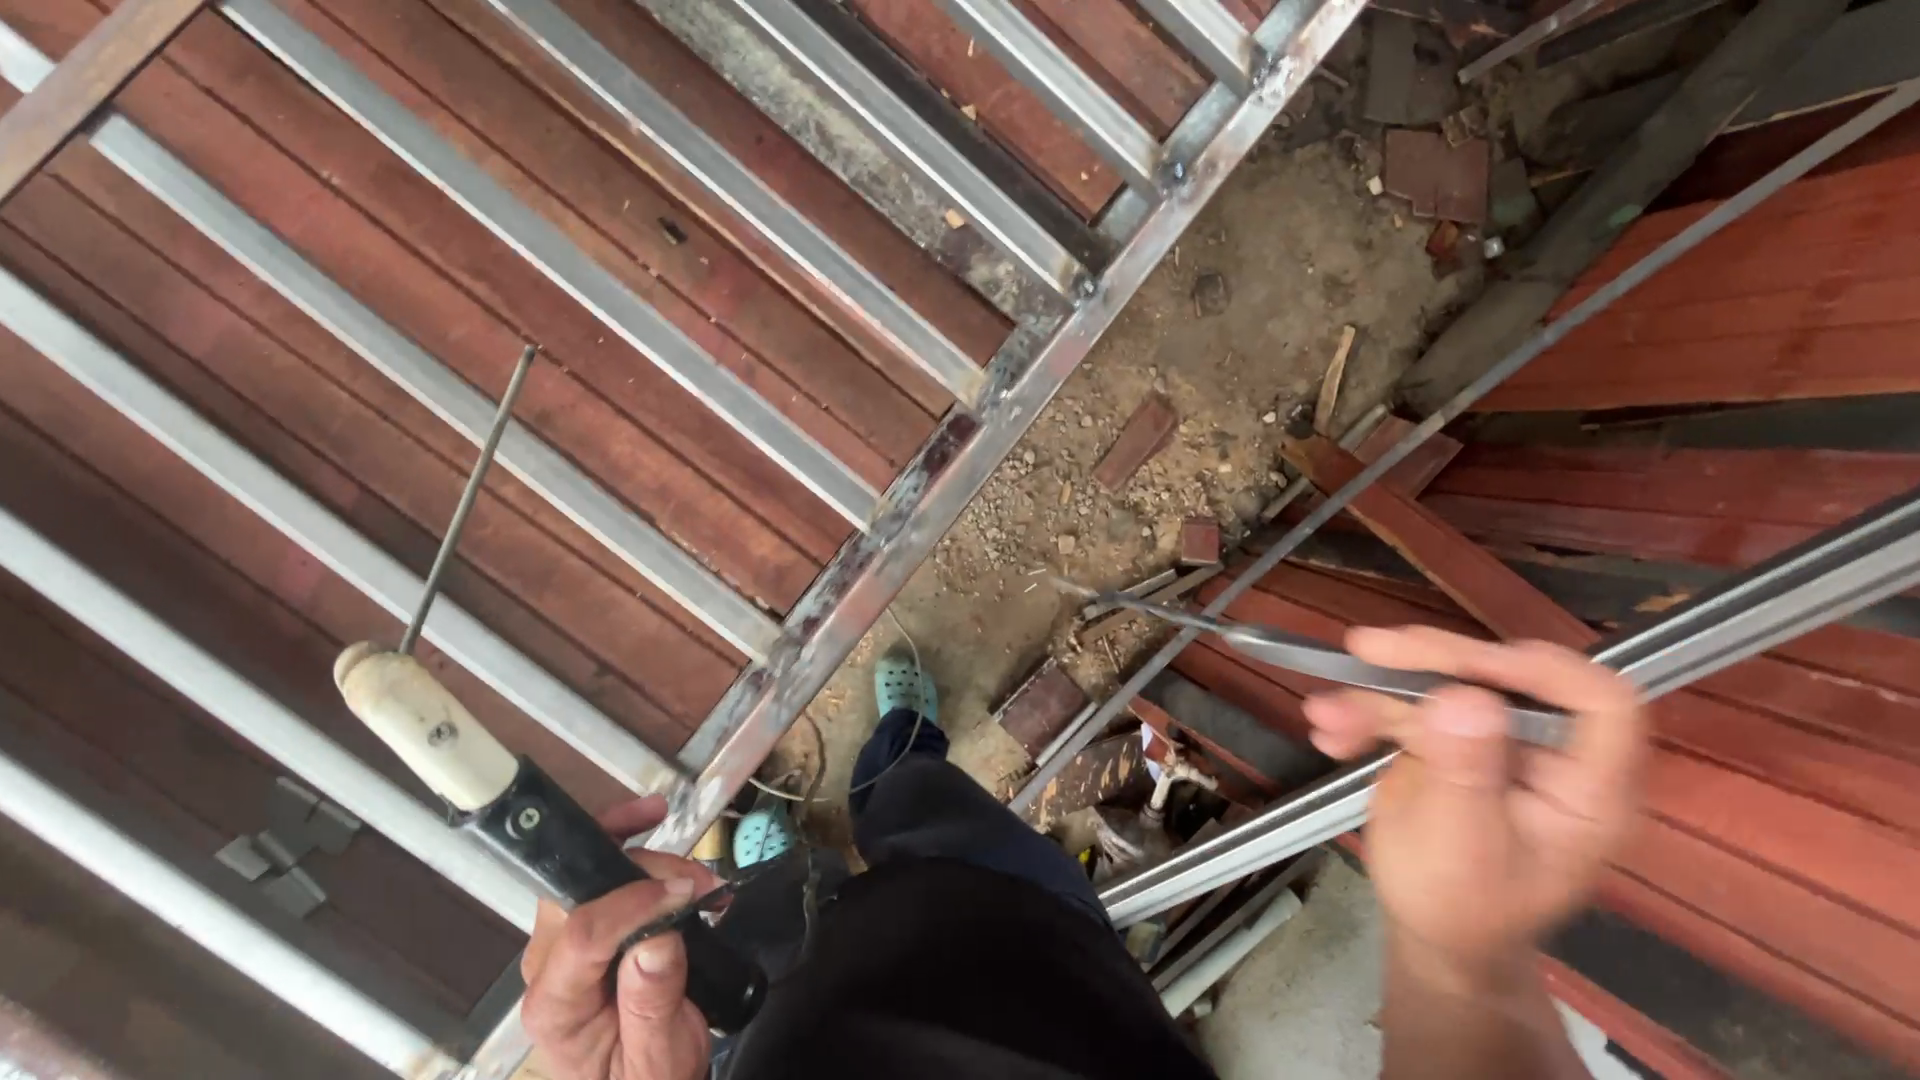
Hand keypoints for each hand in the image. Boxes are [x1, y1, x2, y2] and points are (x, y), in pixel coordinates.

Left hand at [520, 795, 722, 1079]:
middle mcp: (545, 967)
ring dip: (648, 858)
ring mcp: (559, 942)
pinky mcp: (579, 926)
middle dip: (646, 872)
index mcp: (557, 1007)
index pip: (584, 935)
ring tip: (702, 879)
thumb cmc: (648, 1078)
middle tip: (704, 884)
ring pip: (591, 872)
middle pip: (584, 893)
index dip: (635, 902)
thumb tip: (658, 938)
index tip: (687, 892)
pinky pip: (592, 870)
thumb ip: (655, 1004)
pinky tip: (652, 818)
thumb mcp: (660, 1059)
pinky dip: (623, 837)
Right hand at [1303, 627, 1646, 975]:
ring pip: (1445, 689)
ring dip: (1378, 694)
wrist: (1431, 935)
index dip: (1539, 670)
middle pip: (1506, 679)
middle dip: (1434, 660)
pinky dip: (1364, 716)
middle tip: (1368, 648)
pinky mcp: (1450, 743)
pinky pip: (1409, 711)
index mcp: (1586, 788)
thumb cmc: (1460, 908)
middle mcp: (1546, 754)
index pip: (1597, 702)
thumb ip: (1466, 772)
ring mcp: (1494, 745)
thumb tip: (1466, 699)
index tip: (1465, 663)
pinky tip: (1330, 733)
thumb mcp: (1461, 847)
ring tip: (1324, 712)